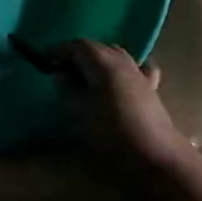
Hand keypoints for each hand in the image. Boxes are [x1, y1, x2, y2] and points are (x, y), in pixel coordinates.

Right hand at [60, 39, 186, 169]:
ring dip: (99, 61)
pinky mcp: (152, 89)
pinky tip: (121, 79)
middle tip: (63, 72)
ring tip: (86, 78)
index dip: (60, 51)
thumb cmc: (111, 133)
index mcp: (103, 64)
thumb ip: (67, 89)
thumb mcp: (79, 112)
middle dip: (79, 55)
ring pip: (117, 56)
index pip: (78, 46)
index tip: (46, 64)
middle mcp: (123, 62)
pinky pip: (138, 68)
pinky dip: (124, 69)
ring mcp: (140, 74)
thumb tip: (60, 75)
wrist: (154, 154)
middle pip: (99, 48)